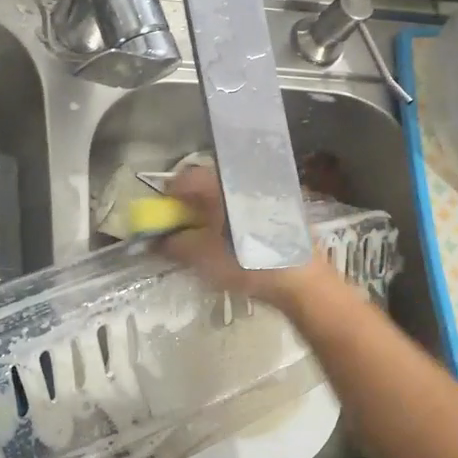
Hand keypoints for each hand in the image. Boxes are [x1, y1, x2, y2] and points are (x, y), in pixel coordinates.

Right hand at [159, 167, 334, 313]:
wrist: (301, 279)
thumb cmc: (246, 263)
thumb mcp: (201, 258)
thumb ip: (173, 245)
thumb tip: (155, 241)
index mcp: (221, 186)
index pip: (184, 178)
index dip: (168, 196)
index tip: (164, 215)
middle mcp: (244, 181)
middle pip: (208, 184)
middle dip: (192, 203)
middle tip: (185, 228)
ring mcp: (267, 192)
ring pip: (231, 195)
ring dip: (215, 210)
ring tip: (211, 236)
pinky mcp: (284, 207)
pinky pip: (250, 204)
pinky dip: (236, 216)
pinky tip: (239, 240)